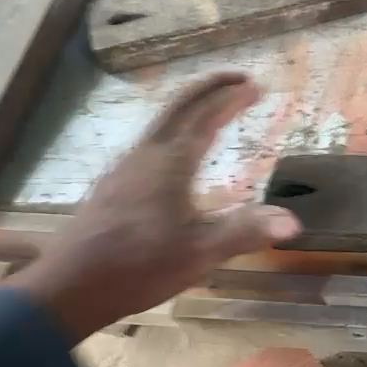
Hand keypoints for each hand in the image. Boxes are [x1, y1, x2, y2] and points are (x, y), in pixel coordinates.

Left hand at [5, 73, 300, 341]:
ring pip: (161, 124)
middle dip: (209, 89)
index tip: (255, 86)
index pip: (204, 117)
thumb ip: (246, 231)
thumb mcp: (201, 252)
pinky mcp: (114, 188)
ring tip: (213, 110)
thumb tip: (294, 222)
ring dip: (190, 110)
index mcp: (168, 164)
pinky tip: (179, 155)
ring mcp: (125, 171)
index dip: (230, 98)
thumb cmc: (140, 265)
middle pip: (177, 108)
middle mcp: (144, 157)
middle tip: (238, 81)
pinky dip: (175, 133)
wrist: (72, 286)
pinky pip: (151, 144)